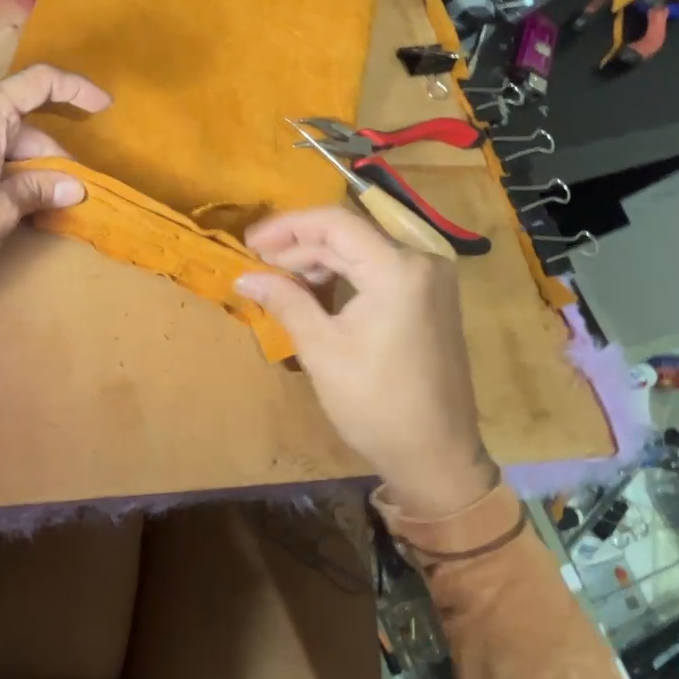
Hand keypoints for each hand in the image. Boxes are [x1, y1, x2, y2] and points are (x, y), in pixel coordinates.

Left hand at [0, 64, 111, 277]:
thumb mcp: (0, 208)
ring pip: (1, 144)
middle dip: (52, 156)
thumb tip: (73, 187)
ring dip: (26, 171)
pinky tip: (12, 205)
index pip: (41, 83)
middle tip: (73, 193)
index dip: (77, 91)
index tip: (104, 108)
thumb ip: (38, 191)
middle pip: (22, 124)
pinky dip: (2, 175)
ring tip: (44, 207)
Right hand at [234, 207, 497, 517]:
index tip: (248, 243)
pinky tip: (312, 293)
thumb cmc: (374, 403)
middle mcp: (421, 263)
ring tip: (277, 281)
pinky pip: (378, 271)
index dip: (286, 227)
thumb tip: (242, 276)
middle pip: (348, 236)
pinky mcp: (430, 300)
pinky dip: (342, 277)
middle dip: (298, 247)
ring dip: (317, 262)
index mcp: (398, 269)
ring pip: (362, 252)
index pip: (334, 223)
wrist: (435, 455)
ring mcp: (430, 281)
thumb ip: (284, 301)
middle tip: (256, 266)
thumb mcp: (321, 349)